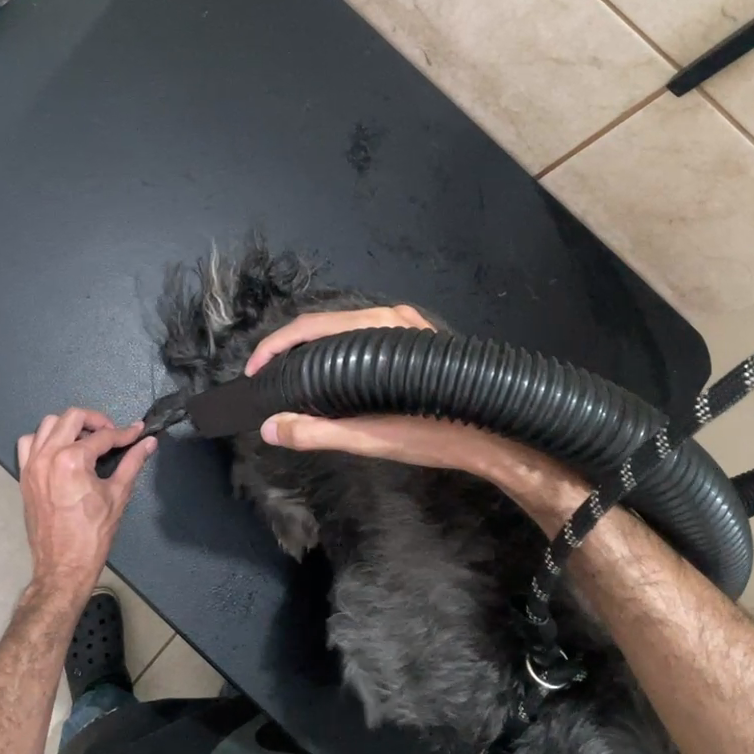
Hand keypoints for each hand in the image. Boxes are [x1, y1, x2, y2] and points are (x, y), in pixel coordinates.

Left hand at [17, 408, 154, 595]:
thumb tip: (148, 442)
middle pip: (72, 417)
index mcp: (72, 460)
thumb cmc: (93, 534)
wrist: (63, 567)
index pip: (103, 436)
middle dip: (96, 420)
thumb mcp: (118, 495)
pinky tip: (60, 451)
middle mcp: (48, 455)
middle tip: (112, 434)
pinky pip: (28, 444)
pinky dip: (44, 440)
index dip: (124, 433)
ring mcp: (32, 465)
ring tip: (86, 440)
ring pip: (48, 425)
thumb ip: (132, 462)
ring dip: (69, 426)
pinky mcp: (25, 476)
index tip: (137, 432)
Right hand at [249, 307, 590, 523]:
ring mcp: (407, 324)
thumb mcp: (372, 437)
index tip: (253, 371)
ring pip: (344, 328)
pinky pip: (364, 335)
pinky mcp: (417, 336)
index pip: (310, 327)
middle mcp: (391, 316)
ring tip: (293, 376)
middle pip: (324, 323)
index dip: (274, 347)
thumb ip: (317, 431)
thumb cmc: (437, 433)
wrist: (499, 435)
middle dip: (289, 347)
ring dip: (314, 348)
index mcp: (378, 329)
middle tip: (267, 376)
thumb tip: (269, 428)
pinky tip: (333, 375)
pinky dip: (338, 350)